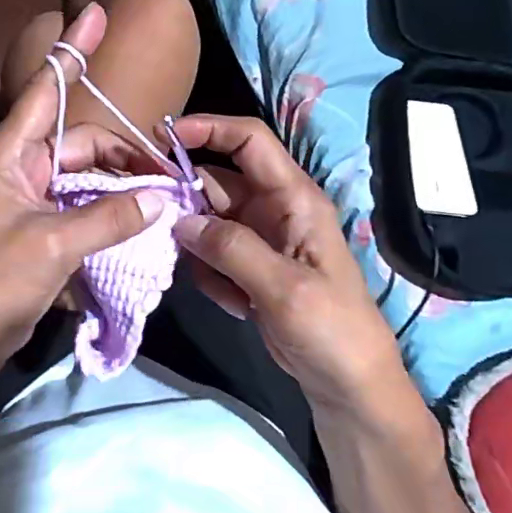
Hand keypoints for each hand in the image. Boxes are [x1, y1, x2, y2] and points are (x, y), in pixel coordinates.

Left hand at [0, 3, 169, 366]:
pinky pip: (81, 200)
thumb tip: (160, 196)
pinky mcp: (39, 224)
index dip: (72, 51)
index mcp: (7, 157)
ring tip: (161, 198)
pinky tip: (138, 215)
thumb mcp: (54, 245)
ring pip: (84, 172)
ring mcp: (29, 197)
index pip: (45, 91)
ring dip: (119, 183)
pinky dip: (108, 205)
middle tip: (168, 177)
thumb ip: (109, 217)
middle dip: (122, 153)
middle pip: (79, 139)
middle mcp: (18, 167)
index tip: (96, 12)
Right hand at [168, 115, 412, 413]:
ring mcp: (258, 237)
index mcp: (294, 199)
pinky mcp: (246, 265)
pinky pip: (209, 253)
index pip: (250, 141)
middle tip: (165, 231)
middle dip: (188, 203)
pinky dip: (209, 275)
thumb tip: (181, 220)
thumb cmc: (331, 329)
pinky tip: (235, 304)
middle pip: (215, 182)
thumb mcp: (284, 288)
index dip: (209, 129)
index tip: (163, 137)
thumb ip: (232, 248)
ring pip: (205, 220)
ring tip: (222, 289)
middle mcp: (273, 209)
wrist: (348, 383)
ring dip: (199, 250)